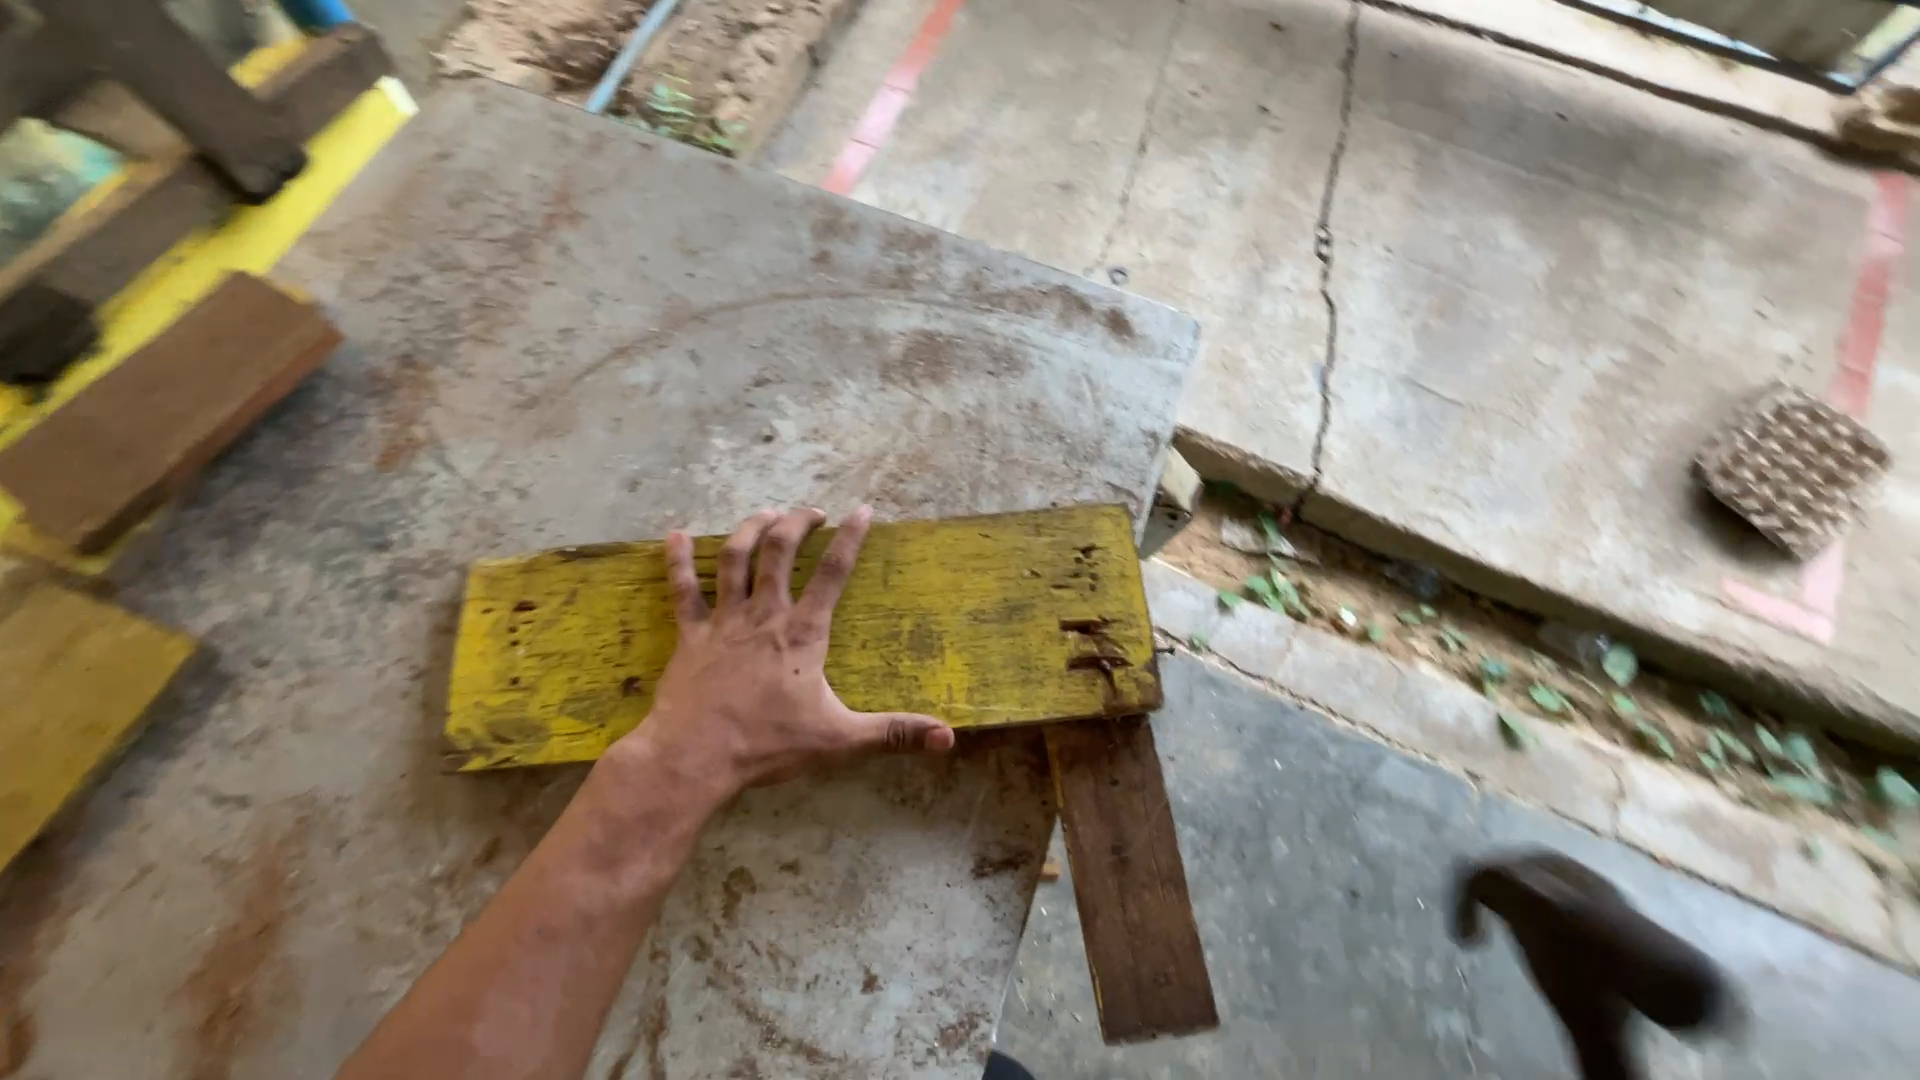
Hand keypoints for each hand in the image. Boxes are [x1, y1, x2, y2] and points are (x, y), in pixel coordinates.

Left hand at [620, 506, 954, 796]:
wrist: (695, 755)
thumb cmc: (768, 744)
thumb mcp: (841, 739)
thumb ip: (894, 733)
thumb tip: (947, 736)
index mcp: (803, 633)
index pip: (833, 573)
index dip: (850, 538)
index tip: (862, 510)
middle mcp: (764, 615)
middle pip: (779, 552)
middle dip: (796, 524)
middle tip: (811, 512)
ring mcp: (724, 621)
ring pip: (735, 559)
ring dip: (751, 530)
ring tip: (766, 513)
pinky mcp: (690, 636)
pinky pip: (683, 590)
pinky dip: (678, 561)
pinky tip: (677, 536)